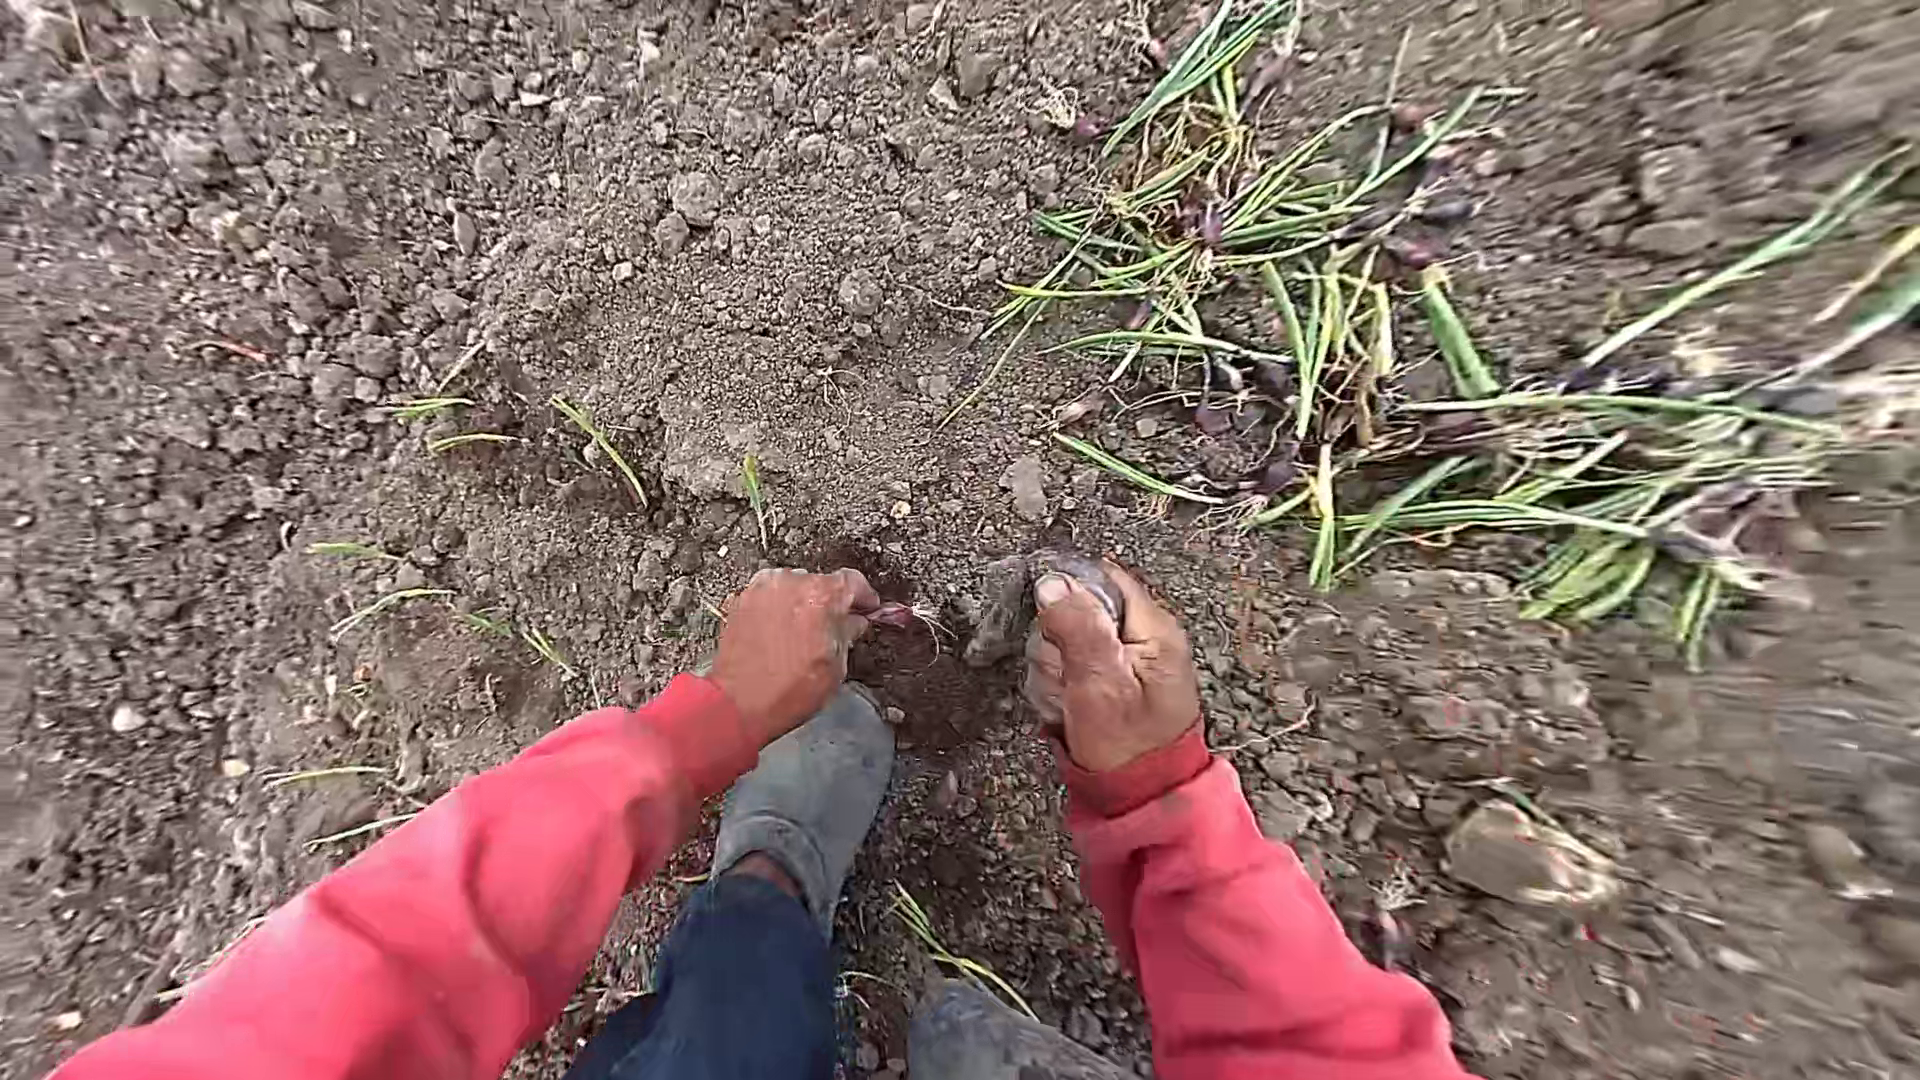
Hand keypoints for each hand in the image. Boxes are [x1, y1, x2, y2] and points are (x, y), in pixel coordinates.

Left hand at [709, 568, 879, 743]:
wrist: (739, 704)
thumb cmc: (788, 690)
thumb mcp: (836, 665)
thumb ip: (847, 633)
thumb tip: (853, 622)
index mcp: (823, 594)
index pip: (854, 581)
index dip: (864, 596)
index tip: (867, 607)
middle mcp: (792, 583)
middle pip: (822, 582)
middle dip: (831, 602)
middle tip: (834, 626)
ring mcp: (764, 589)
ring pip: (794, 587)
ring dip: (803, 603)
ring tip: (803, 633)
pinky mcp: (742, 600)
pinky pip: (771, 596)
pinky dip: (779, 609)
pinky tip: (781, 633)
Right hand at [1025, 560, 1201, 772]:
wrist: (1138, 800)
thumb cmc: (1128, 747)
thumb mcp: (1101, 685)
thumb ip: (1078, 629)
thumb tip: (1053, 582)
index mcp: (1152, 629)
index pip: (1102, 578)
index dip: (1069, 593)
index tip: (1050, 623)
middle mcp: (1140, 637)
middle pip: (1077, 609)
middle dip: (1057, 643)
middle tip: (1067, 677)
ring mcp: (1121, 658)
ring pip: (1063, 638)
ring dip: (1054, 669)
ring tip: (1069, 699)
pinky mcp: (1105, 677)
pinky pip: (1064, 664)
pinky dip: (1057, 684)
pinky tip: (1067, 706)